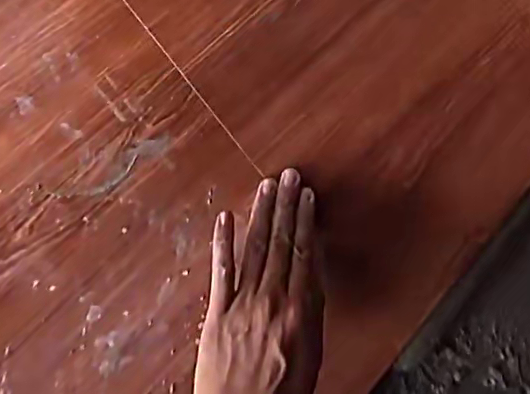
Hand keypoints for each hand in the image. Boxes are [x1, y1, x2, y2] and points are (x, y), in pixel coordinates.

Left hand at [194, 169, 323, 393]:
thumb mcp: (311, 352)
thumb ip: (311, 307)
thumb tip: (313, 268)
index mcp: (298, 310)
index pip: (303, 251)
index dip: (305, 220)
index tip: (307, 195)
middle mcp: (271, 301)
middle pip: (281, 242)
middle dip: (287, 206)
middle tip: (290, 176)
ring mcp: (242, 305)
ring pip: (255, 248)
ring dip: (262, 213)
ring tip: (267, 186)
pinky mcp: (217, 314)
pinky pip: (221, 271)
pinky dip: (224, 241)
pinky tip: (226, 217)